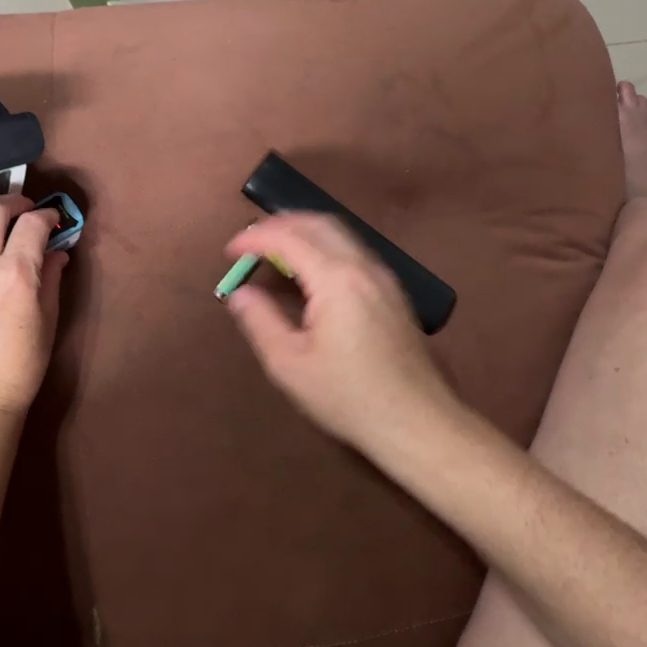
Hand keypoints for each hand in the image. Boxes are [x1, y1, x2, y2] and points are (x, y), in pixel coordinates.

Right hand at [222, 213, 463, 454]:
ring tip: (273, 253)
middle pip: (317, 223)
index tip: (229, 252)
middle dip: (278, 225)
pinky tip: (309, 274)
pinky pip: (353, 251)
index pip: (288, 238)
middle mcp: (363, 267)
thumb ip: (260, 321)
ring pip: (339, 234)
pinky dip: (323, 248)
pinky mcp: (393, 293)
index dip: (254, 238)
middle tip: (249, 243)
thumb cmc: (348, 397)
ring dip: (302, 233)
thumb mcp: (289, 364)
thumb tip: (240, 293)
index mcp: (336, 280)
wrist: (417, 423)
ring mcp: (383, 278)